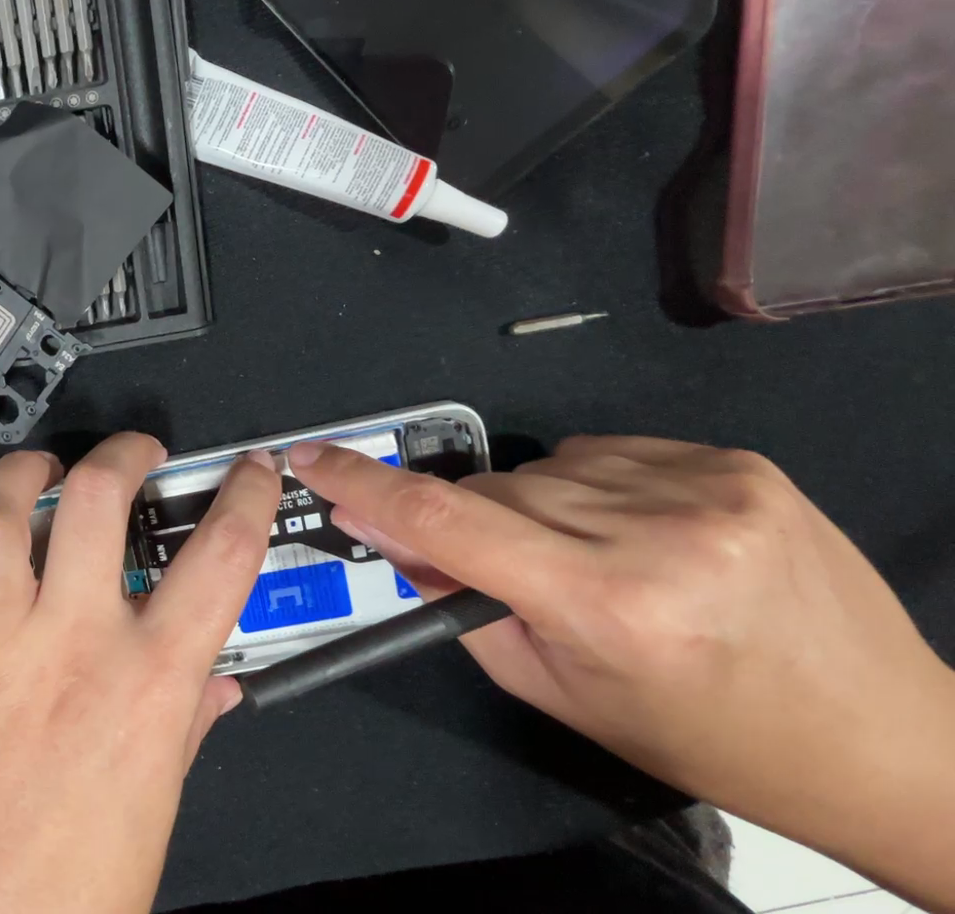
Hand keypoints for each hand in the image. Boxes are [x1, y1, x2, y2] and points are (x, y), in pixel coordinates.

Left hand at [0, 434, 280, 913]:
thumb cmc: (82, 869)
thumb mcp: (163, 790)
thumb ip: (189, 721)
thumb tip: (222, 684)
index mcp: (148, 678)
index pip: (222, 561)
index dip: (248, 498)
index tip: (252, 471)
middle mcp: (71, 645)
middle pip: (96, 503)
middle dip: (120, 455)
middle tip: (131, 454)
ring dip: (15, 480)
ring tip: (35, 473)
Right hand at [289, 435, 954, 907]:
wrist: (883, 740)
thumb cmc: (702, 733)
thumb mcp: (556, 688)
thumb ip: (459, 602)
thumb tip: (387, 530)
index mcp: (607, 603)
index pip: (445, 521)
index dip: (364, 484)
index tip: (312, 458)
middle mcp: (657, 530)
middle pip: (490, 492)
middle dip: (467, 524)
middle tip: (503, 572)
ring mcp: (704, 486)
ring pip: (542, 470)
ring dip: (530, 508)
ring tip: (584, 560)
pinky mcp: (734, 462)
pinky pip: (602, 454)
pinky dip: (587, 488)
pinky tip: (627, 530)